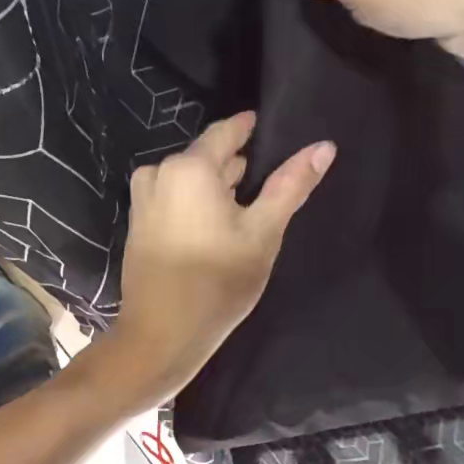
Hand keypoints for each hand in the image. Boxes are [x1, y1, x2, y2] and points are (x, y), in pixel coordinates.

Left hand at [108, 111, 334, 401]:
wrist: (162, 335)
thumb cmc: (218, 281)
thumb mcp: (263, 232)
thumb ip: (291, 185)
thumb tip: (324, 145)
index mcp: (189, 167)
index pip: (225, 132)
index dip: (249, 129)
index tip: (269, 128)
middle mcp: (159, 173)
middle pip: (205, 156)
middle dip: (235, 163)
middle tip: (270, 178)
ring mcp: (143, 200)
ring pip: (188, 179)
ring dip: (216, 185)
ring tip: (248, 203)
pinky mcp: (139, 224)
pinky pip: (173, 198)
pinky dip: (196, 202)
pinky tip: (218, 225)